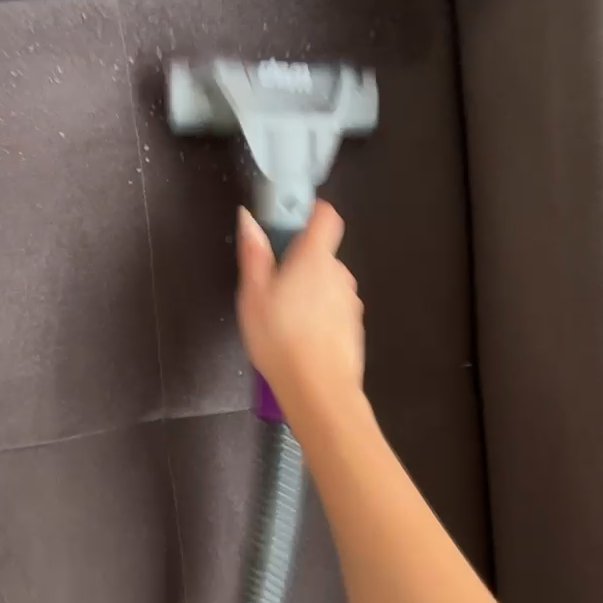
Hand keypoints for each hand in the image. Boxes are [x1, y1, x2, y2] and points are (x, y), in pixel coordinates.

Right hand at [236, 202, 364, 416]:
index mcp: (314, 259)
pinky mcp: (354, 327)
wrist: (318, 389)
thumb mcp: (253, 296)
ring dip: (310, 292)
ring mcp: (350, 302)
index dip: (310, 214)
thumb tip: (249, 220)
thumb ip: (254, 254)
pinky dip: (319, 316)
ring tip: (284, 318)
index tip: (290, 225)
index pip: (326, 217)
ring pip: (328, 284)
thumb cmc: (280, 338)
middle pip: (322, 255)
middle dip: (300, 264)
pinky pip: (334, 310)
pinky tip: (300, 338)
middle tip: (272, 287)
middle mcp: (339, 275)